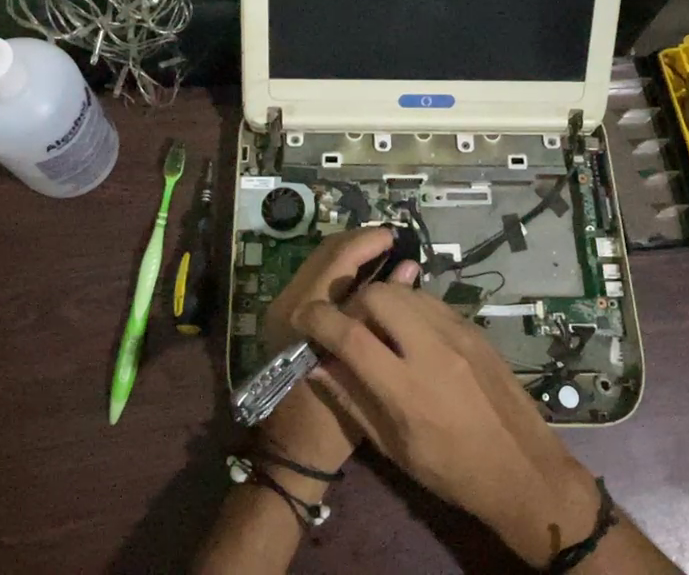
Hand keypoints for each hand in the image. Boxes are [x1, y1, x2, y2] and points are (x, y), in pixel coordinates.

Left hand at [257, 229, 418, 477]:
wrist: (291, 453)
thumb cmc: (330, 415)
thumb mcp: (361, 360)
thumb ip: (379, 311)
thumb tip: (406, 268)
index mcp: (301, 310)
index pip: (336, 258)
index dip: (367, 242)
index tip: (396, 236)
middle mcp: (286, 302)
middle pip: (324, 255)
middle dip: (358, 243)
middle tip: (391, 241)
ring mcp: (282, 311)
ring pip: (318, 267)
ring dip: (349, 258)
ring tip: (383, 256)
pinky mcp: (286, 322)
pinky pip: (315, 283)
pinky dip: (340, 275)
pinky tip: (366, 281)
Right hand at [292, 282, 602, 566]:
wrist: (524, 469)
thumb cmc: (452, 472)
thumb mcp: (394, 449)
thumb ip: (352, 401)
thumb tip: (317, 366)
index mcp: (407, 390)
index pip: (350, 336)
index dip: (319, 320)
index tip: (304, 317)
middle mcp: (433, 351)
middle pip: (379, 296)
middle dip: (354, 304)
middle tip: (352, 328)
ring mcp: (459, 335)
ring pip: (407, 291)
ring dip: (384, 302)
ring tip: (382, 330)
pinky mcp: (475, 329)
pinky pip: (432, 302)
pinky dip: (412, 308)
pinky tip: (412, 334)